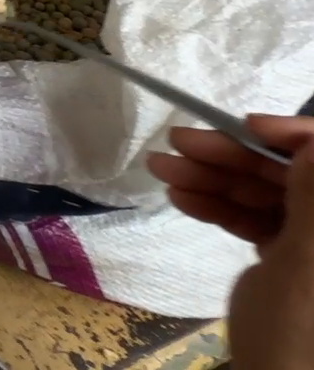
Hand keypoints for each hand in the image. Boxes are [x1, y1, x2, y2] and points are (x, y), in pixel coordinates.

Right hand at [148, 115, 313, 368]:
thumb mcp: (309, 271)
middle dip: (242, 157)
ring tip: (163, 171)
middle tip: (178, 143)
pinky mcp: (304, 266)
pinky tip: (184, 199)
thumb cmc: (306, 337)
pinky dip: (224, 207)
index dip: (302, 138)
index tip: (244, 125)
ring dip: (219, 180)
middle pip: (305, 179)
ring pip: (280, 198)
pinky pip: (266, 223)